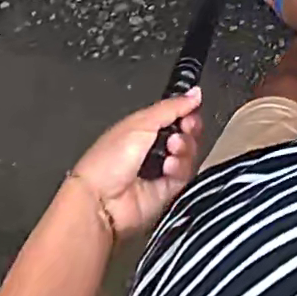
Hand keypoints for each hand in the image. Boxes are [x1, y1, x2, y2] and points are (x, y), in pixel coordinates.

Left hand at [67, 89, 204, 239]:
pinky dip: (180, 166)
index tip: (192, 107)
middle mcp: (155, 147)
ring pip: (189, 152)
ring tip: (172, 147)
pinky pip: (185, 174)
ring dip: (185, 146)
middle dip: (191, 127)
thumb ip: (171, 107)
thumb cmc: (110, 158)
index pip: (176, 114)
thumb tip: (196, 92)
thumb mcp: (141, 122)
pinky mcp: (168, 191)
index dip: (187, 110)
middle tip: (186, 126)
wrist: (99, 203)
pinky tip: (168, 166)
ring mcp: (162, 169)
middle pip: (187, 132)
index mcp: (145, 127)